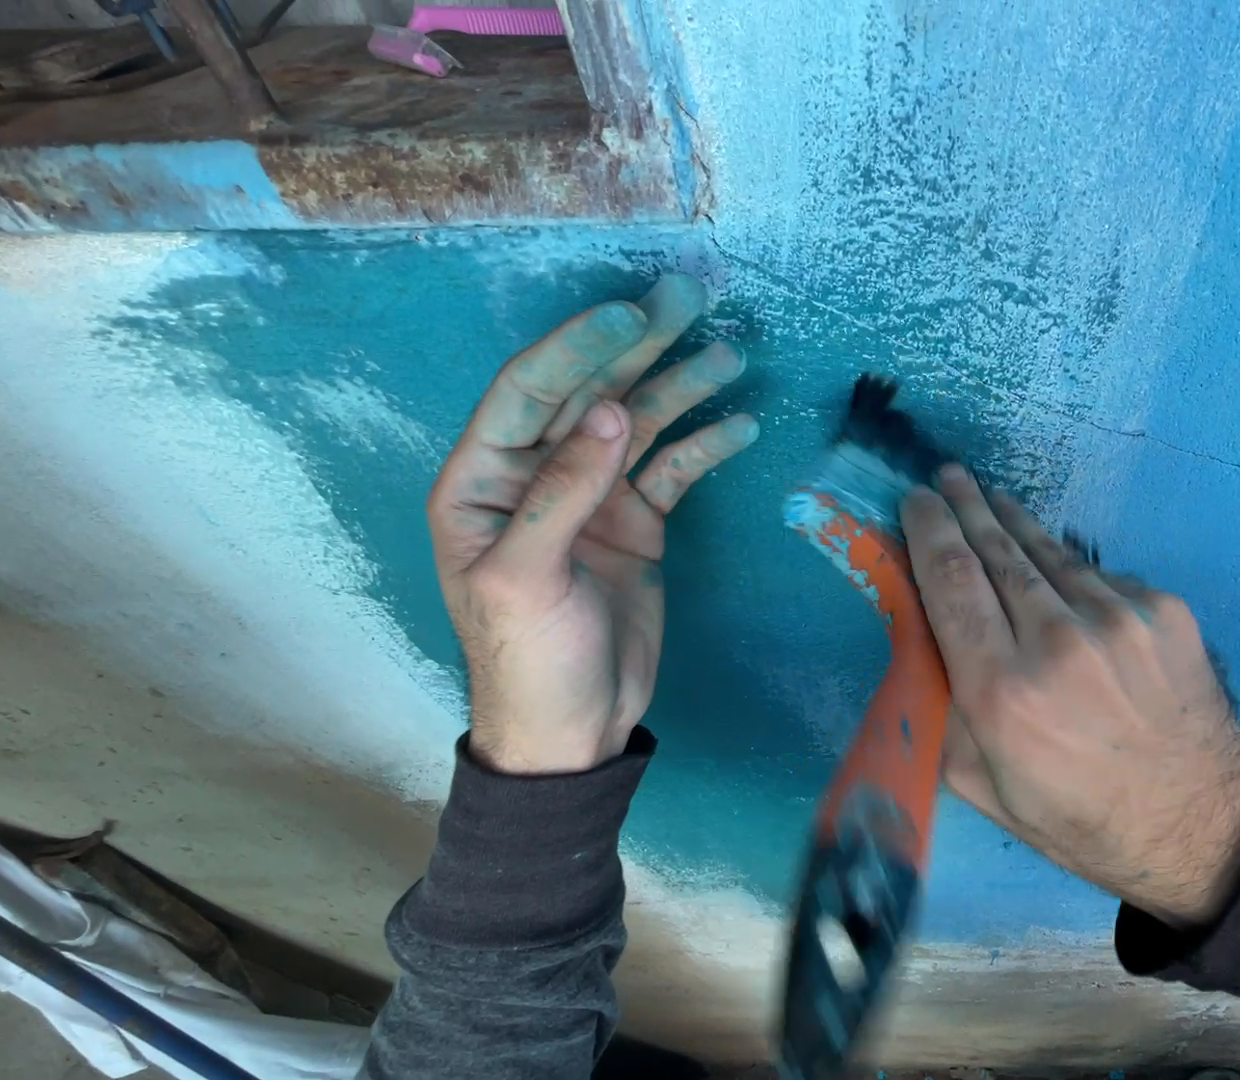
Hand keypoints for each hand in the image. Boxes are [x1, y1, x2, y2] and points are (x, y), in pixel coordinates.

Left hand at [427, 277, 758, 774]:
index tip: (631, 315)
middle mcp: (539, 474)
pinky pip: (675, 471)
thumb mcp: (525, 579)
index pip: (529, 393)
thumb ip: (561, 494)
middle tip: (688, 297)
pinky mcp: (639, 521)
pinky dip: (706, 447)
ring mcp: (595, 496)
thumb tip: (605, 413)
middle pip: (592, 393)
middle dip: (639, 347)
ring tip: (731, 354)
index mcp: (484, 481)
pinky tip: (741, 426)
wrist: (575, 726)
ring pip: (641, 425)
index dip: (577, 348)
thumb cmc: (528, 659)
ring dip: (684, 388)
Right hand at [900, 466, 1239, 927]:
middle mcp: (1060, 641)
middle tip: (947, 476)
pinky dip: (1071, 573)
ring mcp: (1121, 618)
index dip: (927, 529)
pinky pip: (1100, 577)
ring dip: (1015, 521)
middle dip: (966, 506)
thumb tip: (928, 630)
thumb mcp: (980, 785)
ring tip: (992, 498)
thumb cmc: (1075, 818)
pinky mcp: (1165, 610)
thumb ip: (944, 704)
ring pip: (1050, 552)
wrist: (1198, 826)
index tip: (914, 499)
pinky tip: (1061, 578)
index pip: (950, 580)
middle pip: (998, 550)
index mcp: (1003, 691)